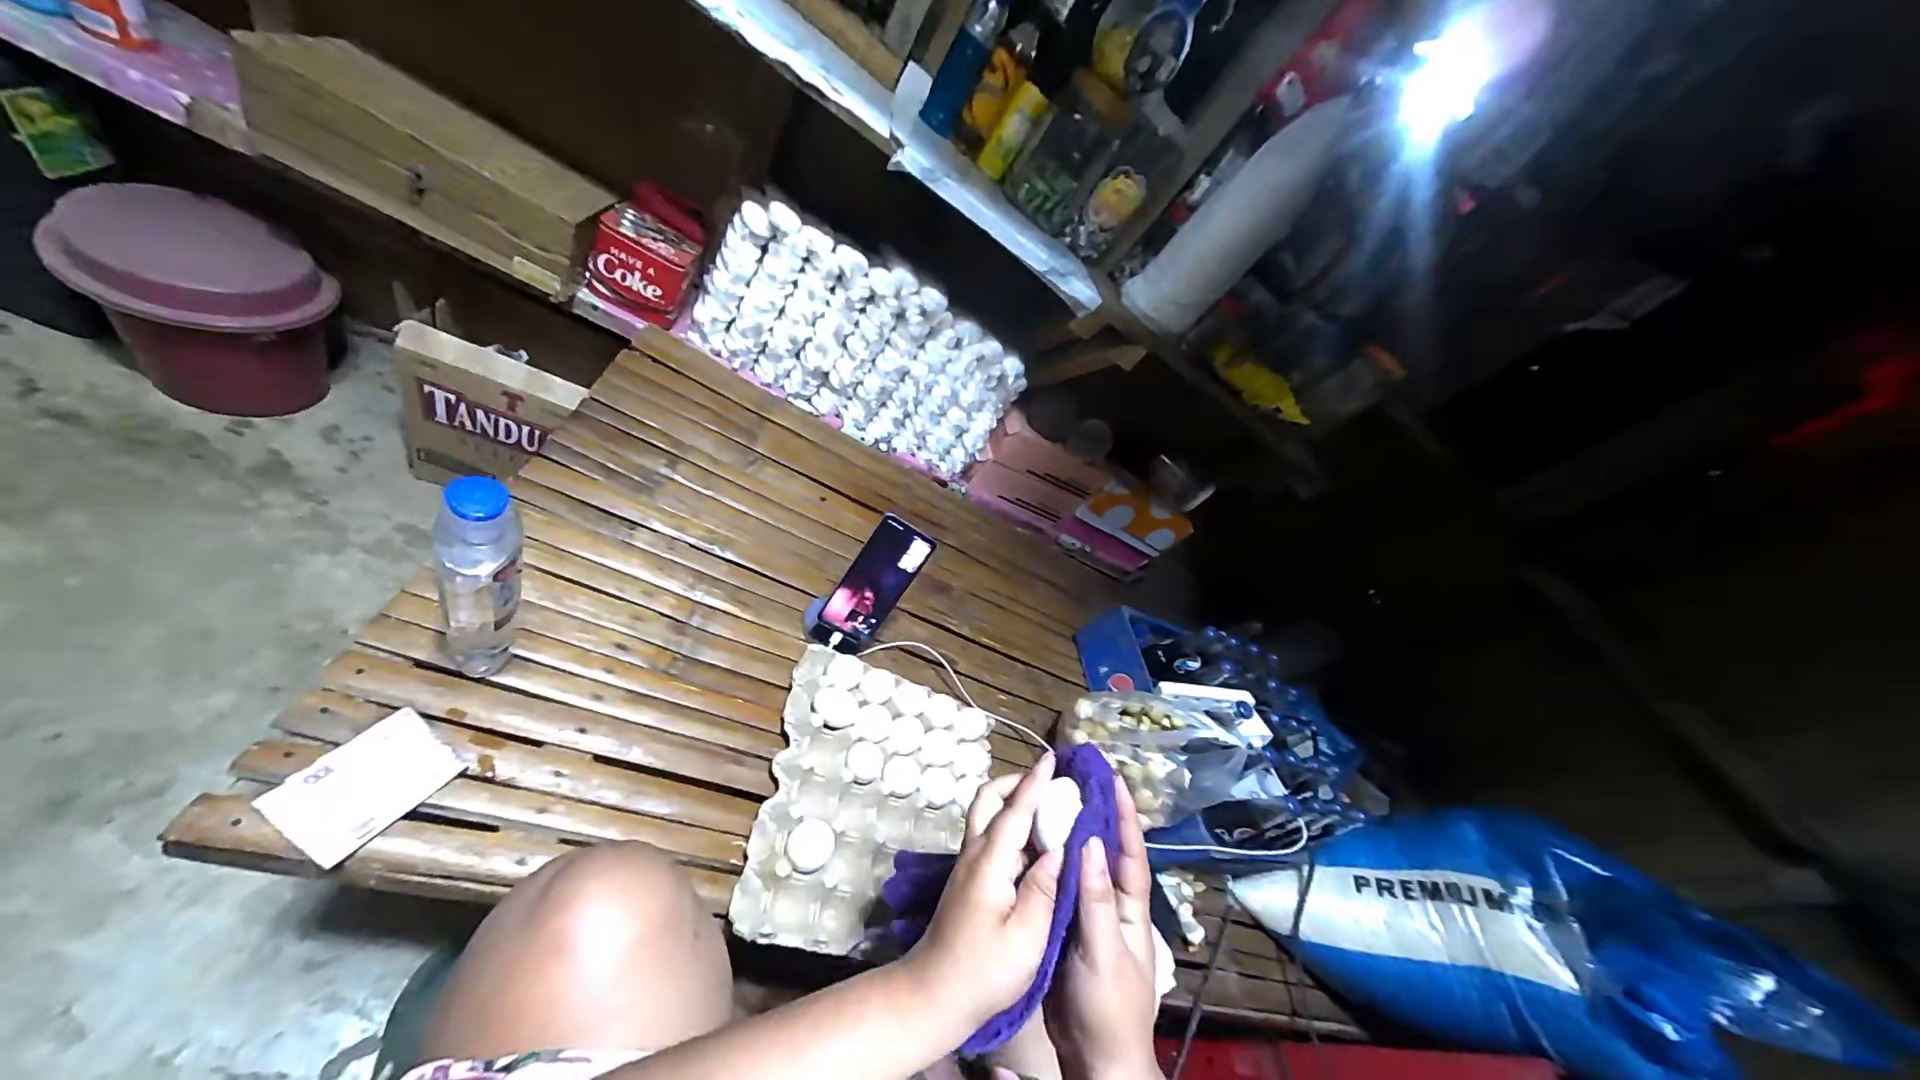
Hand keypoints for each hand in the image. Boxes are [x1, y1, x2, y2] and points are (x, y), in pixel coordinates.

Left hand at [903, 754, 1065, 1028]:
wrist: (933, 995)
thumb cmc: (983, 972)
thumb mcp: (1027, 938)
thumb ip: (1045, 888)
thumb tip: (1060, 849)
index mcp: (989, 862)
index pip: (1015, 810)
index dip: (1035, 783)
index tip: (1053, 759)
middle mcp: (975, 853)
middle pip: (989, 799)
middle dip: (1018, 782)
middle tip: (1050, 781)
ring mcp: (969, 865)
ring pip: (988, 815)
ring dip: (1014, 801)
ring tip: (1050, 805)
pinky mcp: (970, 879)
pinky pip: (992, 836)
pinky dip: (1013, 825)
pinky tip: (1037, 841)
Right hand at [1045, 777, 1160, 1079]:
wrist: (1093, 1057)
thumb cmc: (1107, 1006)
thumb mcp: (1103, 951)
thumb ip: (1096, 899)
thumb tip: (1092, 842)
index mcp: (1128, 908)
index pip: (1130, 853)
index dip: (1125, 816)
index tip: (1115, 780)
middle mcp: (1110, 904)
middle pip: (1105, 852)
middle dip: (1098, 815)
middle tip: (1080, 779)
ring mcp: (1088, 915)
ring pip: (1081, 866)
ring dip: (1073, 834)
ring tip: (1055, 800)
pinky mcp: (1066, 927)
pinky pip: (1061, 885)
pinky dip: (1052, 862)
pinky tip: (1036, 845)